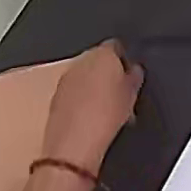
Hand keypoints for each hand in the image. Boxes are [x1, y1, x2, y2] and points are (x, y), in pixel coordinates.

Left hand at [40, 39, 142, 172]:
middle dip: (108, 73)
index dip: (124, 60)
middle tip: (120, 93)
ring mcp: (66, 77)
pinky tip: (90, 116)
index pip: (116, 46)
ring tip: (106, 108)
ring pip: (85, 75)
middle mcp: (81, 60)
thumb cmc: (107, 116)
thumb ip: (134, 76)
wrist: (74, 144)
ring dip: (94, 86)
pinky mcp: (56, 95)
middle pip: (98, 60)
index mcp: (103, 54)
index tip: (130, 75)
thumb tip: (133, 70)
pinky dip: (81, 99)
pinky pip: (73, 91)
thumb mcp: (132, 95)